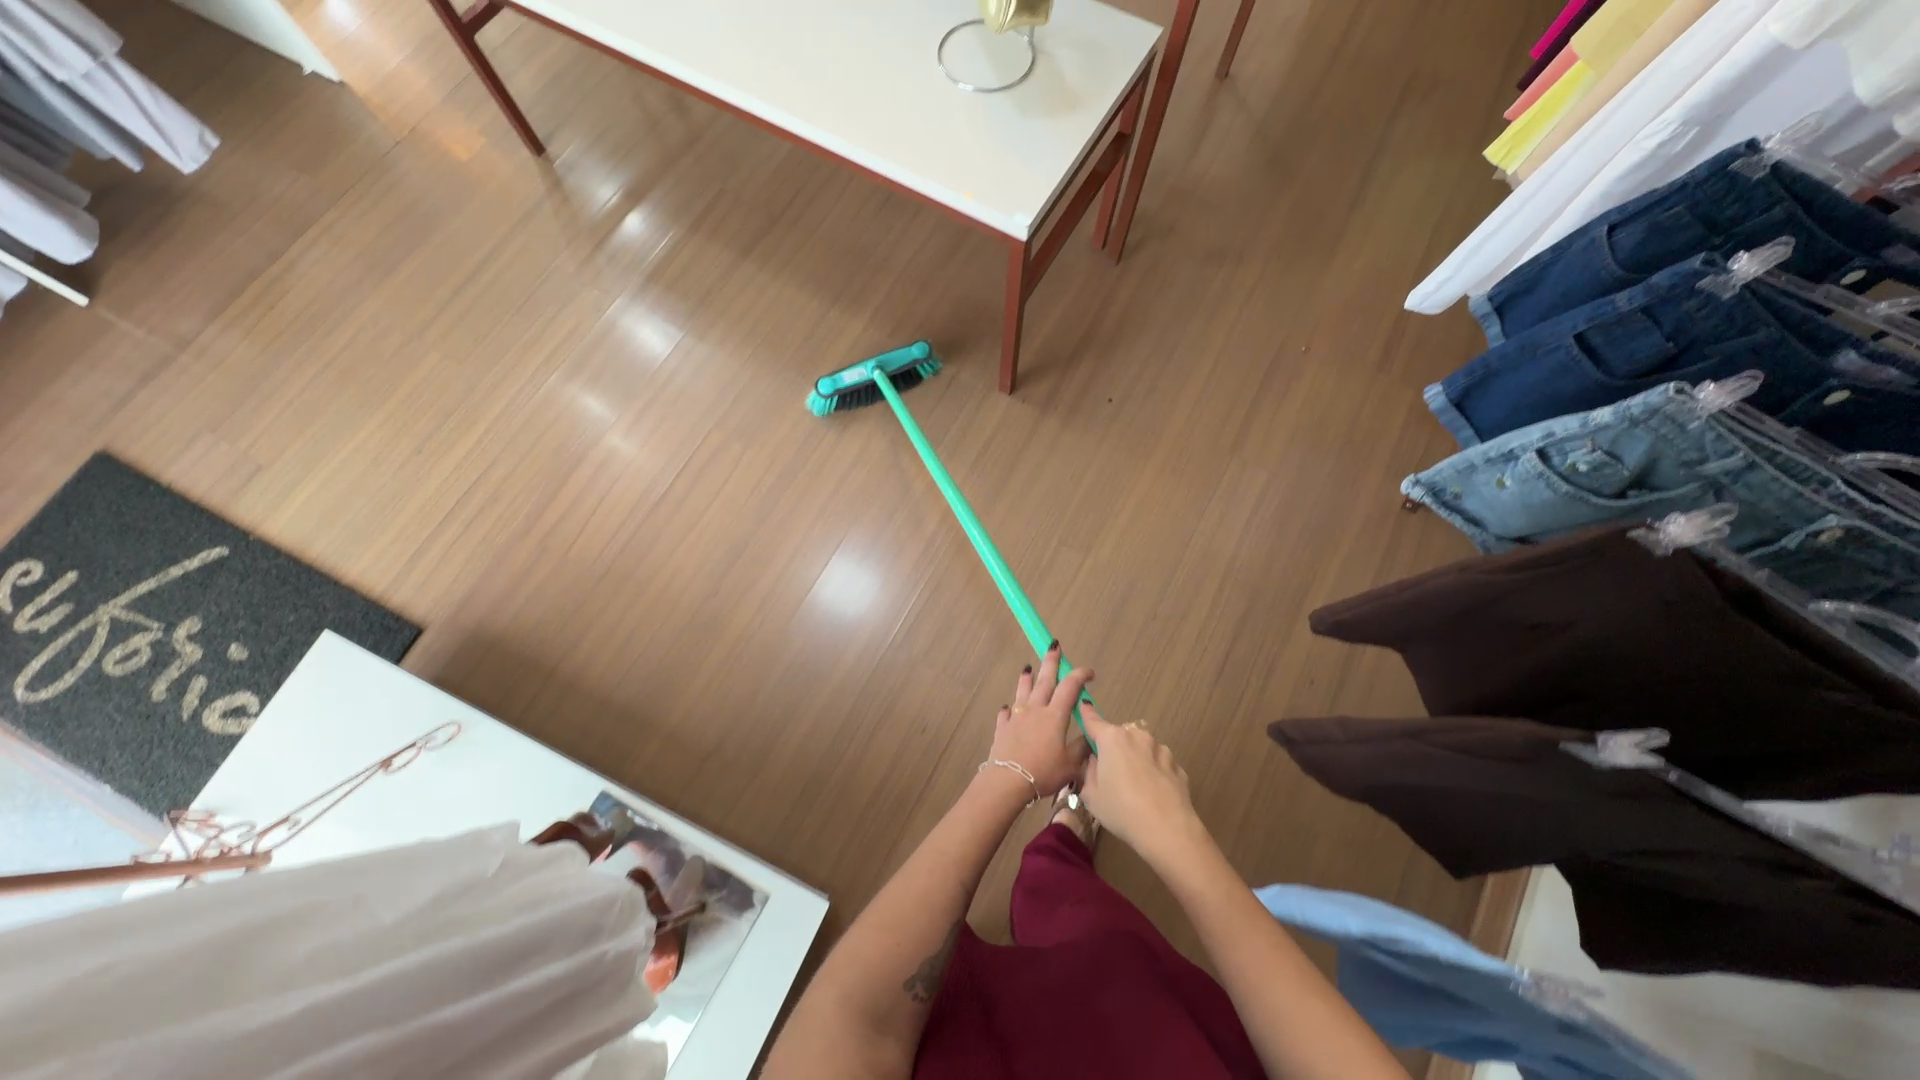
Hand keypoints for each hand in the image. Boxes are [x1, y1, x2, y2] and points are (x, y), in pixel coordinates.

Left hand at [988, 642, 1092, 797]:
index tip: (1089, 673)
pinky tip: (1008, 708)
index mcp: (1055, 716)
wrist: (1008, 781)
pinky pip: (1006, 713)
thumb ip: (1081, 748)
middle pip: (1044, 680)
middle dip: (1050, 662)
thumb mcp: (1071, 764)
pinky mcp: (1002, 728)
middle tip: (1053, 645)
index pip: (1070, 687)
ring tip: (1027, 667)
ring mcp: (1016, 717)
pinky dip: (1009, 709)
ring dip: (1026, 679)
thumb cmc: (1044, 772)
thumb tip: (1090, 737)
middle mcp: (1035, 710)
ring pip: (1022, 691)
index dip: (1080, 676)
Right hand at [1078, 708, 1210, 866]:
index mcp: (1112, 739)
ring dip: (1136, 759)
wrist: (1168, 829)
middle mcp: (1138, 737)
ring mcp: (1161, 750)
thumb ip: (1088, 770)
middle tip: (1109, 774)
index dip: (1086, 715)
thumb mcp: (1090, 794)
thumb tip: (1095, 760)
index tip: (1083, 706)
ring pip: (1142, 748)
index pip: (1093, 721)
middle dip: (1113, 747)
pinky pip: (1159, 764)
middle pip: (1119, 736)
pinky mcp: (1178, 766)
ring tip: (1134, 788)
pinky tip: (1152, 794)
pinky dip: (1154, 772)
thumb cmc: (1121, 810)